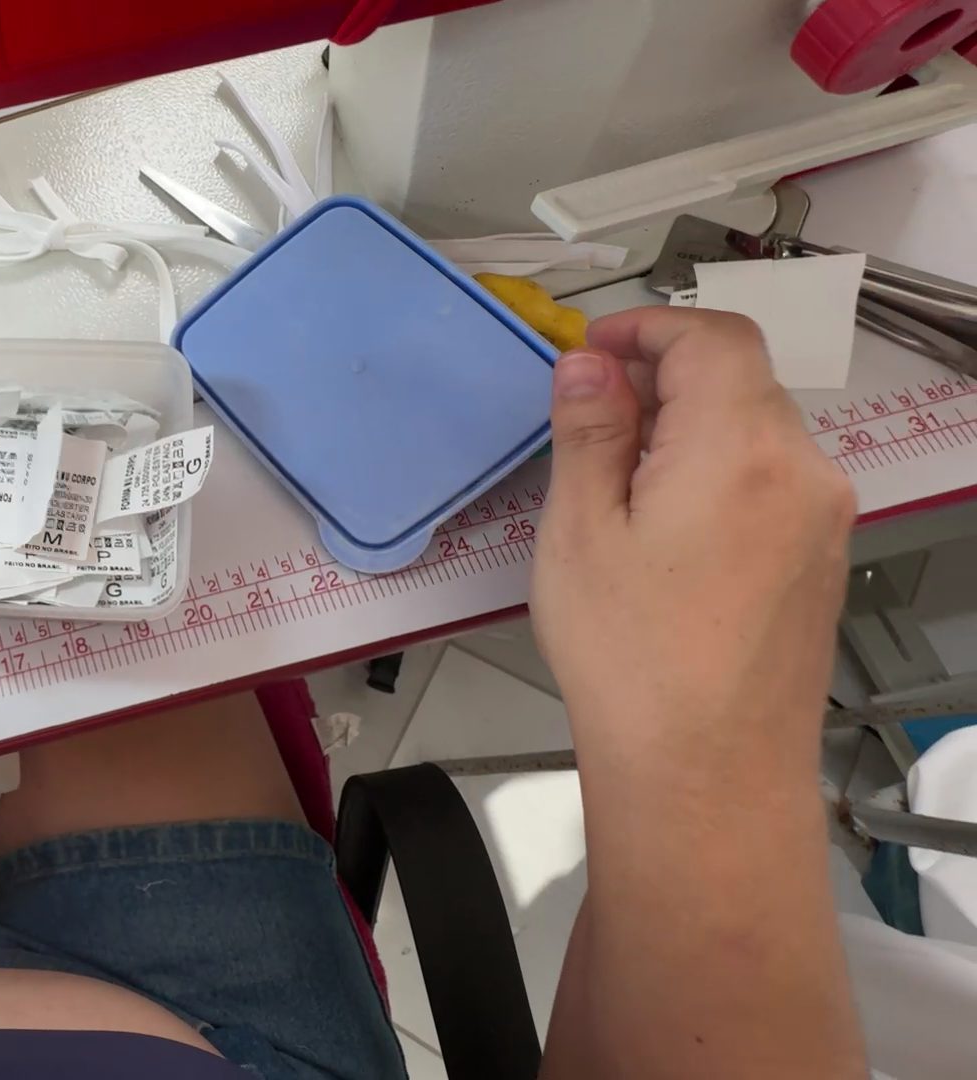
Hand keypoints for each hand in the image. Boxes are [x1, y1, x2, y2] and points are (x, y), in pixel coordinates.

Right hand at [530, 308, 854, 772]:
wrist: (700, 758)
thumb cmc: (623, 641)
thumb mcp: (580, 528)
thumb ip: (591, 434)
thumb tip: (588, 363)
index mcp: (743, 452)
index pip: (717, 339)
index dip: (648, 325)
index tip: (585, 349)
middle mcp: (804, 471)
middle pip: (739, 382)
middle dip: (655, 377)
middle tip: (576, 415)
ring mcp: (821, 517)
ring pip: (750, 432)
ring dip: (677, 424)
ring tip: (604, 473)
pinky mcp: (815, 557)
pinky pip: (763, 479)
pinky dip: (703, 466)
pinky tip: (652, 520)